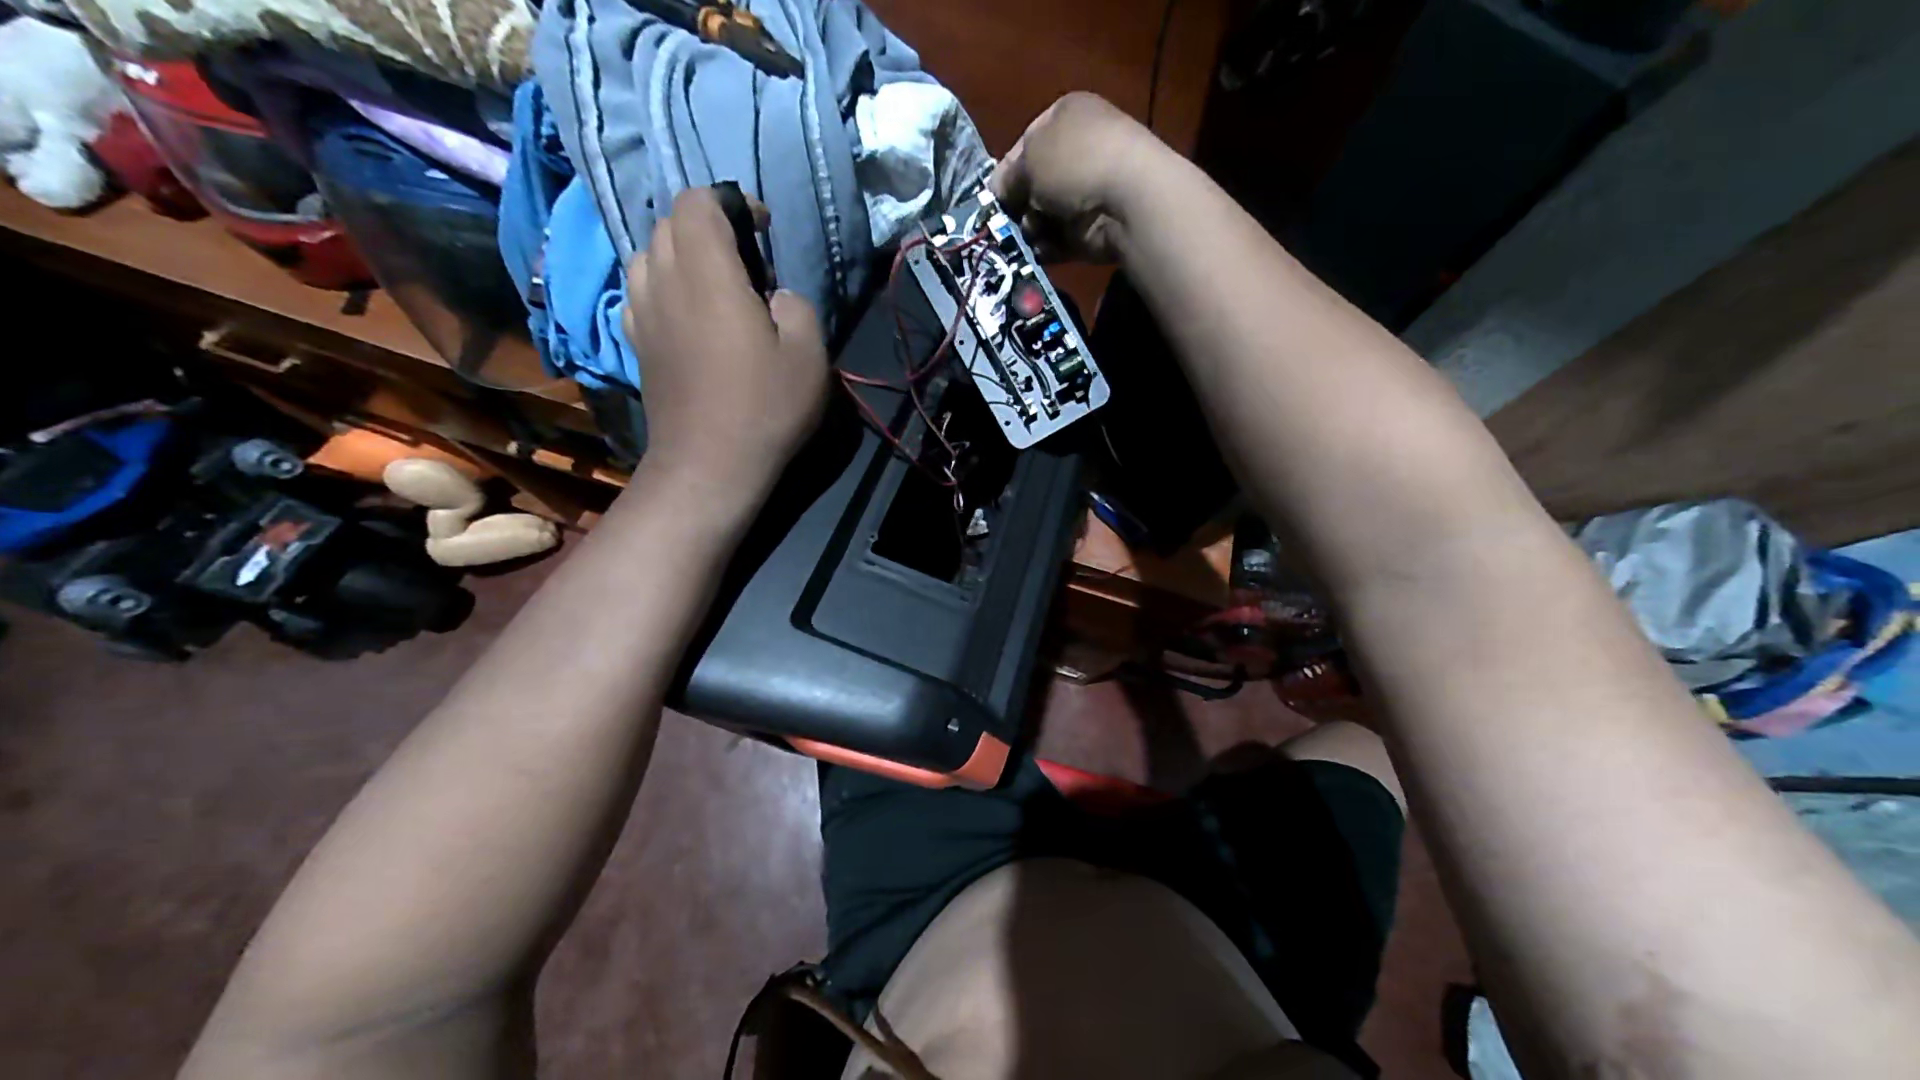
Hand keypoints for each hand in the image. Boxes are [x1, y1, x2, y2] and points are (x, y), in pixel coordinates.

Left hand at [623, 187, 828, 502]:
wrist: (708, 465)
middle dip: (706, 226)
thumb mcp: (809, 356)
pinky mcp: (636, 342)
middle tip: (744, 264)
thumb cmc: (764, 408)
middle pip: (669, 223)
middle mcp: (664, 282)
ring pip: (648, 254)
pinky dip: (662, 286)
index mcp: (708, 275)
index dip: (729, 202)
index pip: (697, 202)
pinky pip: (640, 291)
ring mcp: (642, 313)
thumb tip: (772, 297)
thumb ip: (796, 306)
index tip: (761, 231)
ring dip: (680, 254)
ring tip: (713, 285)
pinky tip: (686, 314)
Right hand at [990, 92, 1175, 262]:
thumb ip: (1008, 176)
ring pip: (1043, 215)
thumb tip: (999, 192)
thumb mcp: (1029, 157)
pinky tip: (1040, 251)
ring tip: (1030, 234)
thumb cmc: (1074, 162)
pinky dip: (1046, 248)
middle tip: (1007, 220)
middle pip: (1033, 184)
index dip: (1006, 172)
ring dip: (1030, 228)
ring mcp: (1087, 192)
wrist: (1127, 199)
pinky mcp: (1092, 228)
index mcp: (1066, 117)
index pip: (1024, 144)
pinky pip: (1059, 240)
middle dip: (1018, 205)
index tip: (993, 196)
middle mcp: (1078, 151)